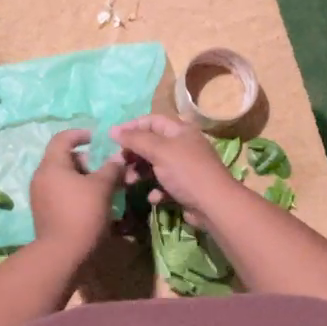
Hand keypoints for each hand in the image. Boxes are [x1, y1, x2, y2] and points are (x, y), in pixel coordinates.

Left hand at [29, 129, 124, 257]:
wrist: (62, 254)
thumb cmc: (82, 214)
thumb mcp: (102, 188)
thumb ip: (111, 168)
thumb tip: (118, 157)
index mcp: (51, 165)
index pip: (62, 138)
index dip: (81, 134)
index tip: (98, 139)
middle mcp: (41, 177)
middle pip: (65, 159)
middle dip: (89, 161)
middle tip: (109, 170)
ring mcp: (41, 196)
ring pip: (65, 178)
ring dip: (86, 178)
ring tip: (107, 187)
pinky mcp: (45, 212)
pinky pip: (62, 193)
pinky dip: (78, 192)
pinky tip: (95, 203)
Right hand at [109, 114, 245, 228]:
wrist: (213, 205)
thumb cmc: (186, 171)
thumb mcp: (159, 150)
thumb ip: (135, 139)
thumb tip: (112, 130)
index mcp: (180, 130)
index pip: (152, 120)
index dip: (132, 127)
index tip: (113, 138)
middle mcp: (183, 146)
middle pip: (151, 144)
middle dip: (134, 153)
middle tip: (120, 164)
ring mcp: (184, 167)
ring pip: (155, 166)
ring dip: (140, 173)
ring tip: (129, 182)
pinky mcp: (184, 187)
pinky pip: (164, 185)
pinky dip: (156, 190)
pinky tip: (154, 198)